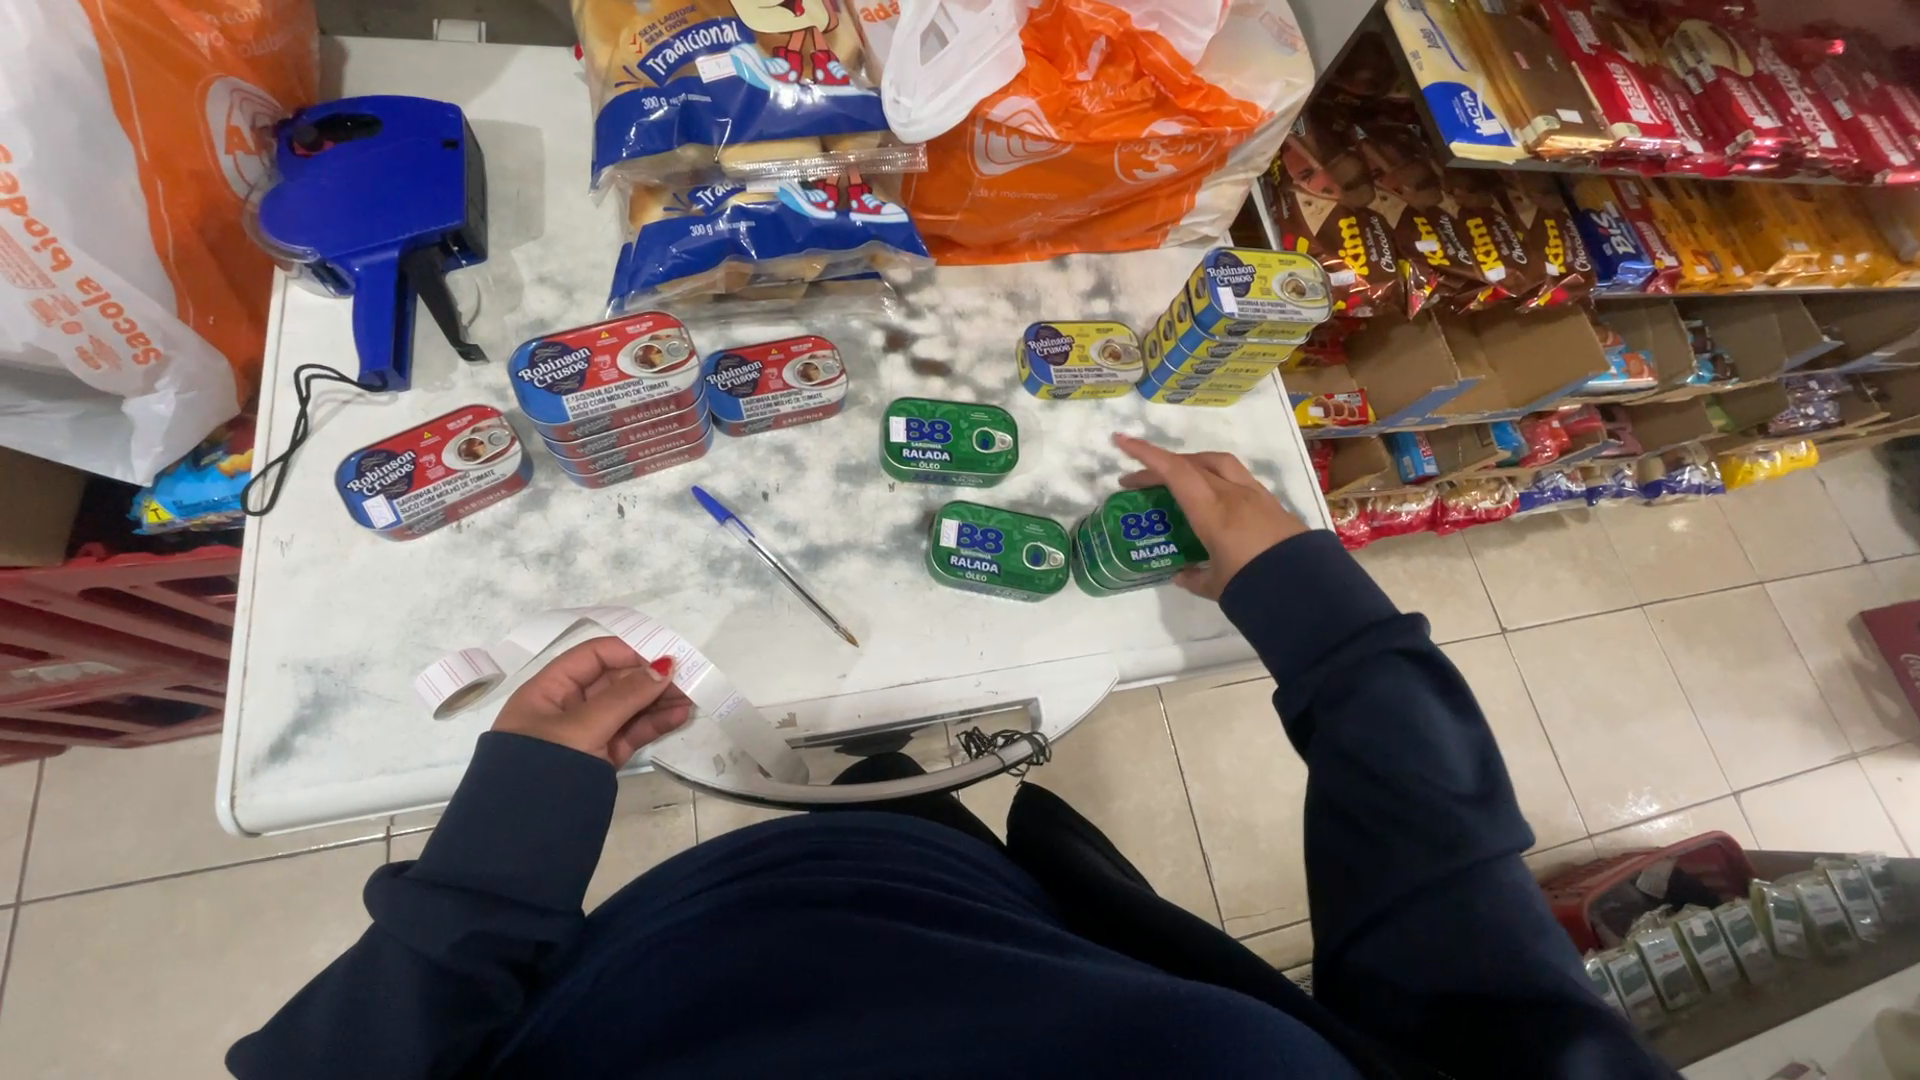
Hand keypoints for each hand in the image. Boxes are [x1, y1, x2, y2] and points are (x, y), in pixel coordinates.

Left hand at [492, 637, 693, 766]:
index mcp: (548, 691)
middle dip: (651, 677)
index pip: (593, 657)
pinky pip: (633, 731)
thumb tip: (666, 666)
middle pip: (615, 680)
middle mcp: (567, 708)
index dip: (629, 652)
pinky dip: (656, 723)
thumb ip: (626, 695)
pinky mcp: (602, 757)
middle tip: (687, 678)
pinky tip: (679, 716)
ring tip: (691, 697)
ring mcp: (586, 733)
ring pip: (628, 707)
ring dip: (659, 700)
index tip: (665, 657)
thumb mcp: (582, 726)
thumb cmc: (544, 766)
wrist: (524, 837)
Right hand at [1113, 433, 1307, 600]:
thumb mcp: (1217, 586)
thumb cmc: (1255, 585)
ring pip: (1217, 463)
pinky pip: (1236, 476)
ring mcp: (1255, 495)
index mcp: (1212, 511)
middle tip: (1139, 480)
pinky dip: (1215, 476)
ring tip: (1176, 478)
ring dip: (1191, 463)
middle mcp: (1232, 494)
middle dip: (1160, 466)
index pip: (1174, 472)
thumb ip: (1195, 577)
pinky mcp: (1271, 502)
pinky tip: (1212, 495)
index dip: (1146, 454)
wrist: (1309, 588)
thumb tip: (1180, 573)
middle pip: (1191, 463)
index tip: (1122, 441)